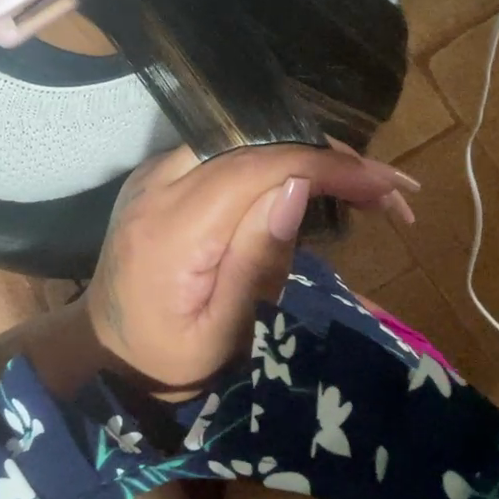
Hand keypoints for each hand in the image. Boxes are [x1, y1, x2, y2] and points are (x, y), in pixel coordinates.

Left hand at [85, 142, 418, 391]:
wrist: (106, 345)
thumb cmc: (167, 357)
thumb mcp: (222, 333)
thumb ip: (257, 262)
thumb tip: (296, 188)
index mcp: (169, 226)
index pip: (252, 167)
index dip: (321, 165)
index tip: (384, 185)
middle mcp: (156, 183)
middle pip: (249, 143)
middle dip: (325, 156)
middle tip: (391, 192)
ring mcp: (154, 173)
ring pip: (239, 141)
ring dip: (303, 155)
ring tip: (364, 188)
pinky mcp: (160, 176)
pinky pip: (223, 152)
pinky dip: (273, 161)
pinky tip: (313, 183)